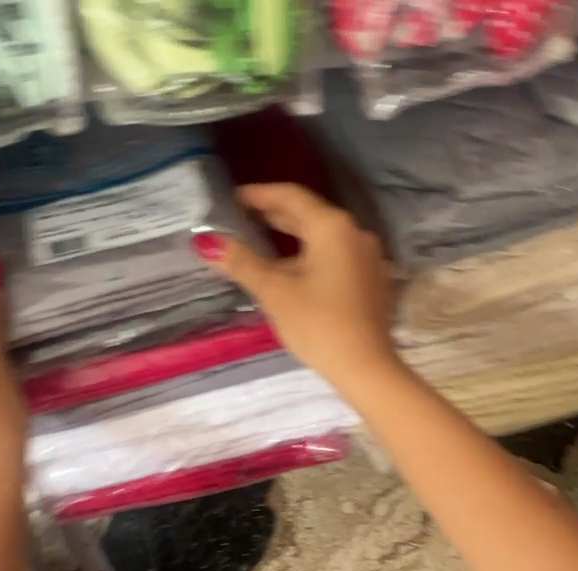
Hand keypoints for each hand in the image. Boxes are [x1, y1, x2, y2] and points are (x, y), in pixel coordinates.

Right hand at [197, 184, 404, 387]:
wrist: (365, 369)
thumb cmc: (318, 325)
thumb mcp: (275, 292)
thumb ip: (242, 262)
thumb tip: (206, 243)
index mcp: (333, 227)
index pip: (291, 196)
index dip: (259, 195)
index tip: (233, 199)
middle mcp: (355, 234)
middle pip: (309, 216)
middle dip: (274, 217)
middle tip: (241, 219)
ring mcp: (368, 259)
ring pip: (323, 240)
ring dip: (291, 241)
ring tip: (260, 247)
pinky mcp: (371, 283)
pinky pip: (335, 259)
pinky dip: (310, 259)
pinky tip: (290, 274)